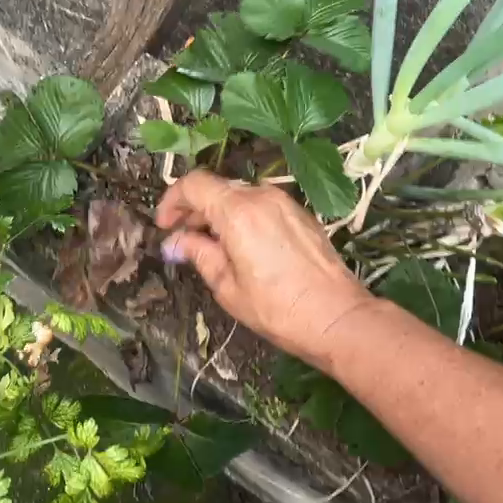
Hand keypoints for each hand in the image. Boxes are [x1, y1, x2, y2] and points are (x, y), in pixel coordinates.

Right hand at [155, 170, 377, 368]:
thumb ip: (198, 254)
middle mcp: (260, 196)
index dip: (172, 200)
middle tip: (181, 237)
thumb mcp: (228, 286)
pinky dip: (242, 217)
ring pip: (238, 195)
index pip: (194, 184)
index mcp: (237, 210)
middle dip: (193, 209)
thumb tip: (175, 242)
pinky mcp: (299, 213)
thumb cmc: (277, 308)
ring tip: (210, 245)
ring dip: (218, 213)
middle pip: (216, 188)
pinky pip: (260, 204)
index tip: (164, 225)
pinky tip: (241, 246)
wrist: (338, 318)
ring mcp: (283, 202)